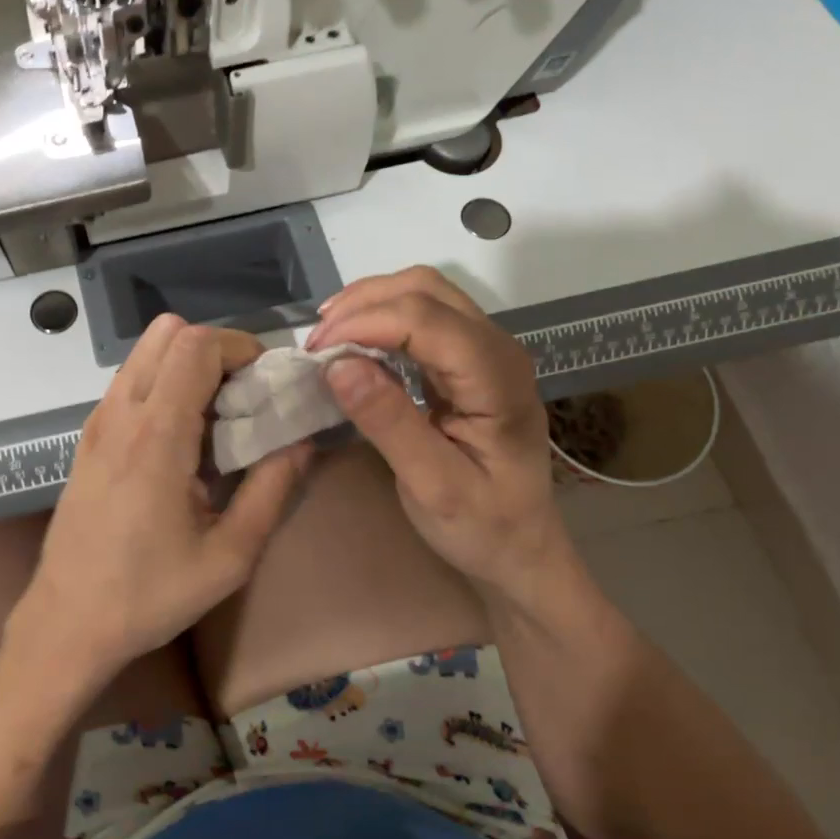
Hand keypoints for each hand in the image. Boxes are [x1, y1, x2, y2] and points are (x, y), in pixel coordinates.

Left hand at [18, 315, 311, 676]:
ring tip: (216, 416)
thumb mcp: (229, 556)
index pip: (196, 345)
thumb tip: (303, 440)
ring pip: (144, 353)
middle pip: (168, 333)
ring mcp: (98, 422)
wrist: (67, 621)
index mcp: (157, 434)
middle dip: (216, 348)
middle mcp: (121, 413)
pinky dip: (161, 384)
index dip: (240, 347)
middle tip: (245, 394)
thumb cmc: (150, 594)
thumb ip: (272, 489)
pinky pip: (128, 383)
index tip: (268, 381)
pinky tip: (181, 439)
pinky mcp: (88, 438)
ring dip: (186, 364)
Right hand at [306, 266, 572, 602]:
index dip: (365, 322)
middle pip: (425, 289)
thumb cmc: (483, 526)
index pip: (426, 320)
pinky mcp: (469, 357)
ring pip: (423, 291)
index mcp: (498, 380)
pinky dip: (380, 316)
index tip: (316, 353)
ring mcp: (486, 349)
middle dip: (362, 304)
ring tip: (327, 339)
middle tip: (316, 344)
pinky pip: (423, 314)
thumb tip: (337, 364)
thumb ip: (389, 423)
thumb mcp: (432, 487)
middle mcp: (498, 349)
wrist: (523, 549)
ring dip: (370, 304)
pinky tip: (353, 342)